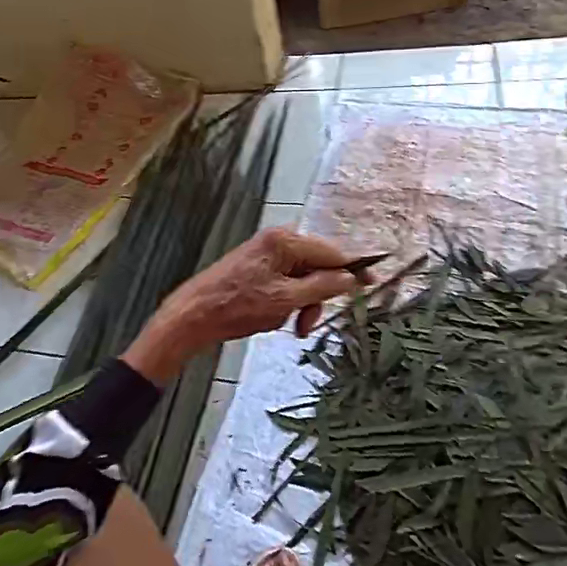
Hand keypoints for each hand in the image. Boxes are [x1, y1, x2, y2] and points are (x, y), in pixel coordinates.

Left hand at [121, 228, 374, 384]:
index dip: (353, 270)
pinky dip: (287, 300)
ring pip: (302, 277)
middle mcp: (277, 240)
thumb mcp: (286, 300)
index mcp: (285, 241)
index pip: (331, 253)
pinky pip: (286, 281)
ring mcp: (266, 252)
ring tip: (288, 325)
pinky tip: (274, 317)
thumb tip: (350, 278)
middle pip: (317, 265)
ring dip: (302, 302)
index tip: (372, 283)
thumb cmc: (237, 306)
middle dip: (318, 296)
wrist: (193, 315)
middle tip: (308, 324)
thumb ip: (322, 287)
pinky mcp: (257, 267)